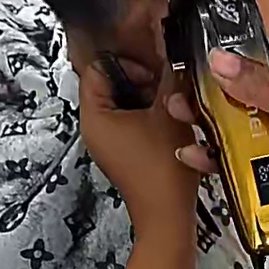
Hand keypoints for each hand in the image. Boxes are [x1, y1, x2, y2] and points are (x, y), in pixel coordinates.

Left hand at [76, 50, 199, 236]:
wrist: (168, 215)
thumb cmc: (162, 169)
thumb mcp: (169, 113)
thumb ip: (170, 77)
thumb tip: (174, 52)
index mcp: (93, 116)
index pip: (97, 68)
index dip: (126, 62)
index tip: (152, 71)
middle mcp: (95, 129)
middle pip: (111, 85)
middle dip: (141, 81)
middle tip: (165, 87)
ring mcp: (109, 143)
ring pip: (125, 104)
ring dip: (149, 99)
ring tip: (171, 105)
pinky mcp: (124, 153)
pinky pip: (132, 123)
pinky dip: (150, 117)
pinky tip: (170, 123)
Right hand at [170, 40, 268, 238]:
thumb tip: (228, 63)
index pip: (265, 55)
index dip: (235, 52)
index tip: (203, 53)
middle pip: (241, 93)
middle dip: (212, 91)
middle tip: (187, 89)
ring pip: (233, 128)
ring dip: (208, 124)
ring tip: (186, 116)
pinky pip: (234, 162)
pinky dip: (214, 158)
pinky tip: (199, 153)